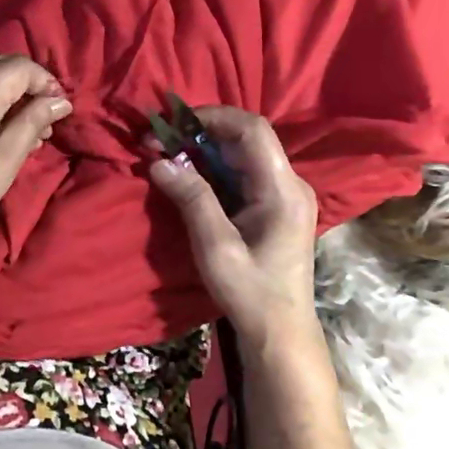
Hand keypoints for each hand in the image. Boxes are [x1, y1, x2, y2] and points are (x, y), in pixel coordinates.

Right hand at [148, 106, 318, 347]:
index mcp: (283, 190)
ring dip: (204, 151)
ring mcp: (284, 195)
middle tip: (159, 142)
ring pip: (242, 155)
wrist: (279, 331)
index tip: (175, 123)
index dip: (214, 116)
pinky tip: (186, 176)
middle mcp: (289, 184)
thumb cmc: (251, 292)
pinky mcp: (273, 207)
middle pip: (246, 139)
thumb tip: (160, 160)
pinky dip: (212, 169)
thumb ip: (192, 198)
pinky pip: (242, 174)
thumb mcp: (216, 247)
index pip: (253, 130)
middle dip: (201, 133)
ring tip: (165, 156)